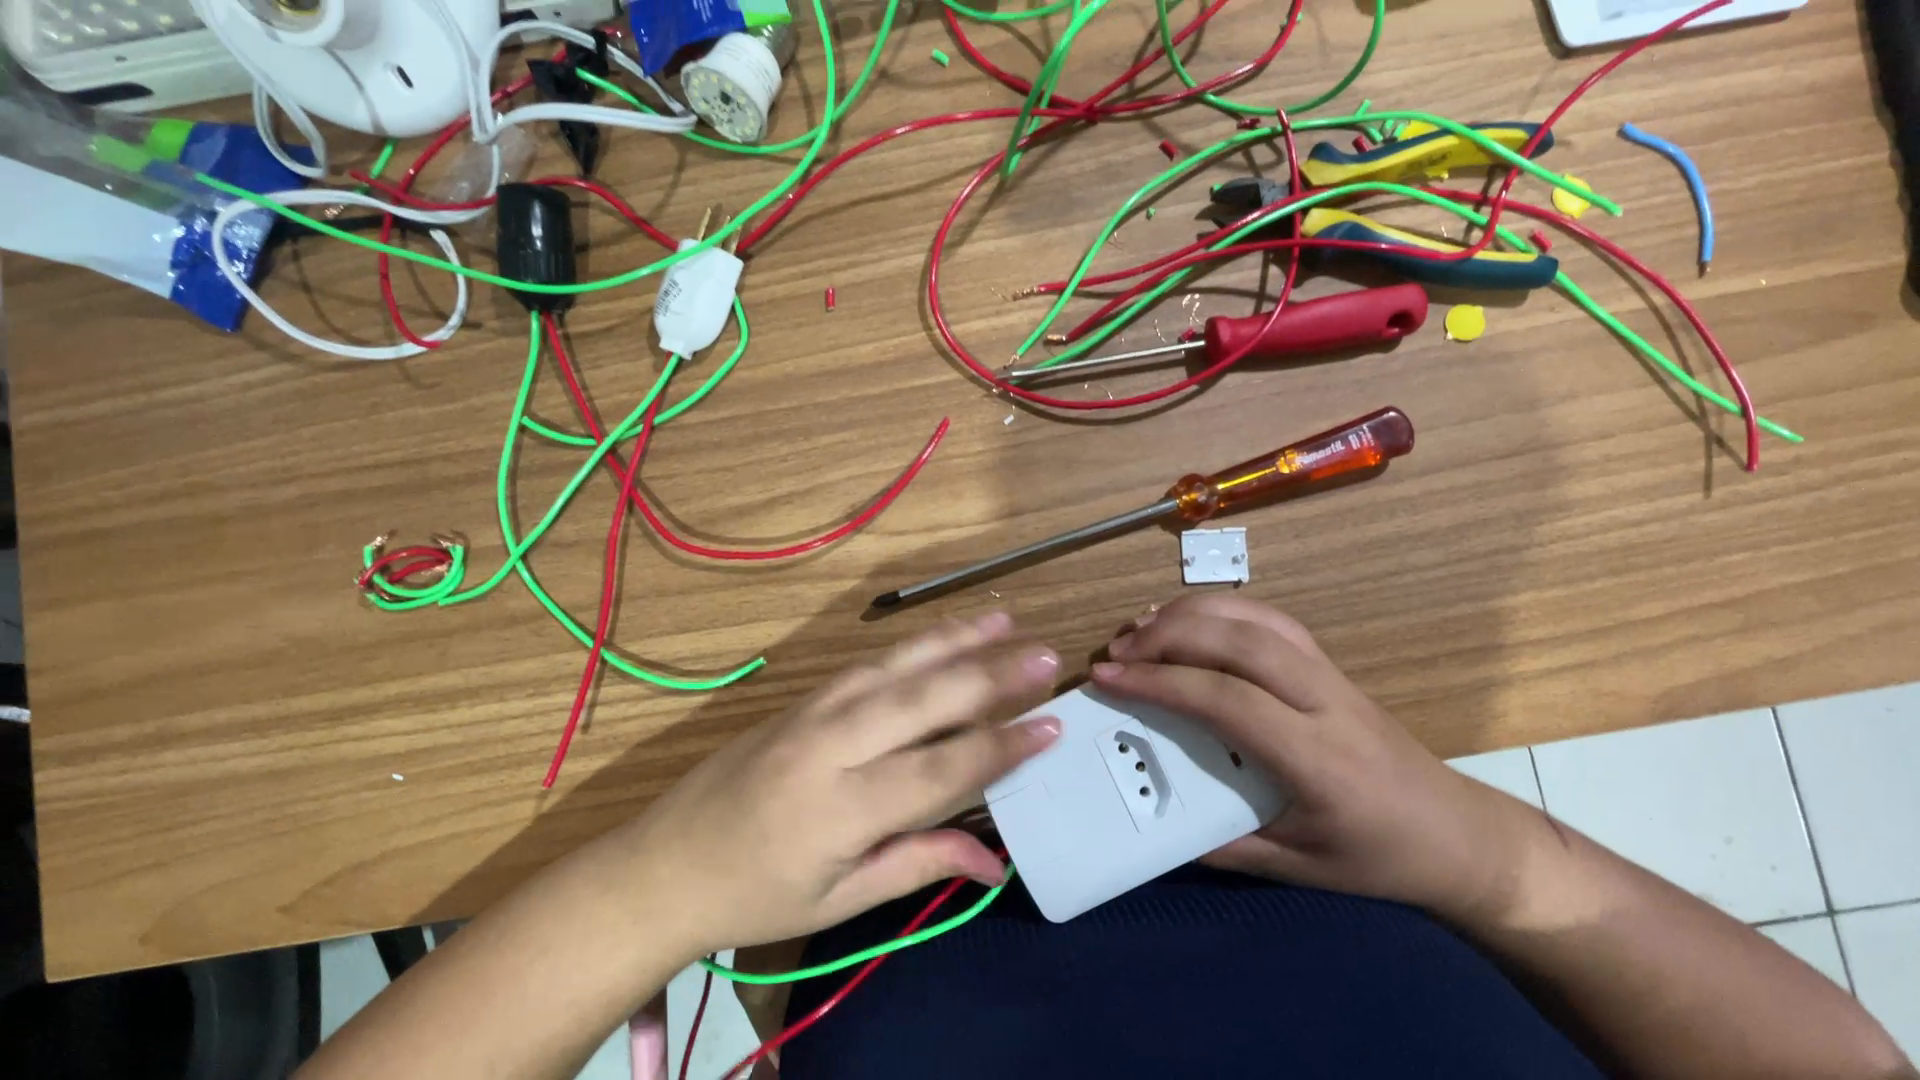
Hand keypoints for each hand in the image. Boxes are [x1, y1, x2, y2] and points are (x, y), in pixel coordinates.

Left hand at [610, 612, 1060, 956]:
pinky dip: (910, 647)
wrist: (664, 865)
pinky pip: (864, 666)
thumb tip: (998, 863)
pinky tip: (941, 637)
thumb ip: (919, 865)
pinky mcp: (798, 701)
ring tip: (1005, 620)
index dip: (1001, 748)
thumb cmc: (756, 896)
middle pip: (922, 701)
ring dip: (953, 641)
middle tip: (1048, 656)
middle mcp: (829, 747)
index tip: (1052, 727)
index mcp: (841, 810)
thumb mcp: (839, 900)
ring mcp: (810, 714)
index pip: (940, 769)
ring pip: (894, 668)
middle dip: (990, 676)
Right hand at [1090, 595, 1534, 923]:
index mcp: (1315, 758)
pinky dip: (1223, 611)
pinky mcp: (1331, 667)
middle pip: (1241, 643)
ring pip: (1258, 620)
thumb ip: (1222, 846)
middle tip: (1116, 652)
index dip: (1161, 683)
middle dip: (1168, 636)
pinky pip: (1272, 621)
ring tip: (1140, 627)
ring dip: (1193, 614)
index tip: (1108, 680)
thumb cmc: (1378, 857)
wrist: (1459, 835)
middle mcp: (1324, 702)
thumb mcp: (1296, 868)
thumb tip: (1151, 820)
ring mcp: (1332, 676)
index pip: (1226, 700)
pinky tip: (1189, 622)